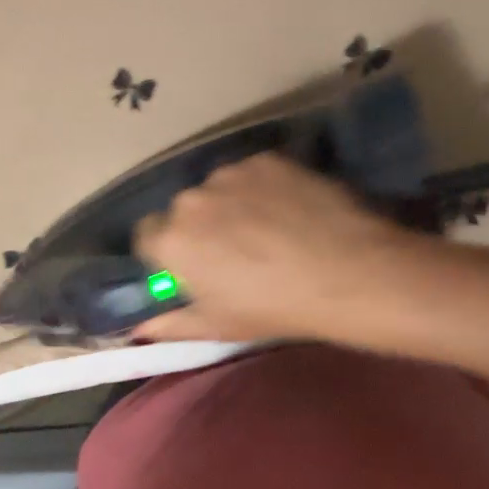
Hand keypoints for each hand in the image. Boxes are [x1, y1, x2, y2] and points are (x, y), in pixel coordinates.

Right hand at [133, 152, 423, 341]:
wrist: (347, 273)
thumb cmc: (274, 308)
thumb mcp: (218, 326)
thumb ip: (170, 325)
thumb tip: (141, 329)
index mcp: (172, 241)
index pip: (146, 236)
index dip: (166, 252)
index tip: (190, 267)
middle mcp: (192, 199)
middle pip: (184, 210)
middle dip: (201, 227)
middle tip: (234, 252)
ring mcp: (231, 174)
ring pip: (219, 189)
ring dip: (231, 205)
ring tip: (267, 231)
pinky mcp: (267, 160)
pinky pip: (252, 174)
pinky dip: (263, 190)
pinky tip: (289, 212)